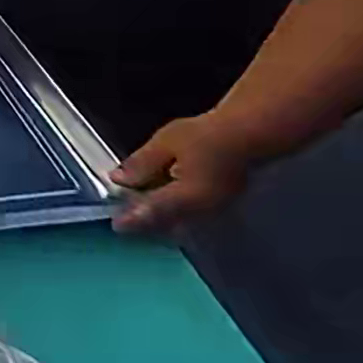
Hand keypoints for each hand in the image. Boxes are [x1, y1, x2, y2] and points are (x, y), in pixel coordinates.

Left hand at [108, 113, 254, 233]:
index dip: (134, 219)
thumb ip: (141, 164)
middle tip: (122, 220)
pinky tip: (156, 202)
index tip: (116, 226)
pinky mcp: (218, 207)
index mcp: (190, 197)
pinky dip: (170, 213)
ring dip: (157, 219)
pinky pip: (189, 217)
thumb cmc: (204, 137)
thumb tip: (119, 180)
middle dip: (145, 223)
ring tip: (134, 210)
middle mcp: (204, 212)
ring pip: (179, 223)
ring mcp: (215, 212)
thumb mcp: (165, 144)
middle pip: (167, 224)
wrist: (245, 137)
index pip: (155, 212)